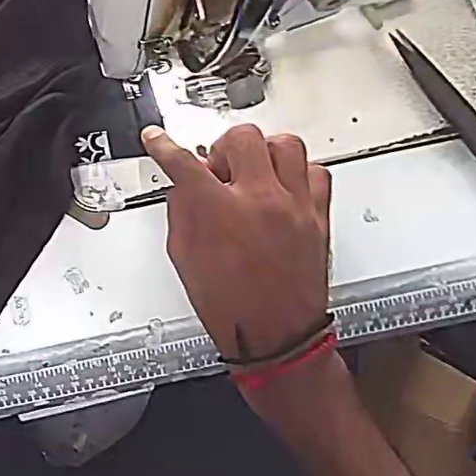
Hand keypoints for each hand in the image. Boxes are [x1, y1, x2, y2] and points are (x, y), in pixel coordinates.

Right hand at [143, 124, 331, 362]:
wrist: (278, 338)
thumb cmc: (233, 307)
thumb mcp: (185, 258)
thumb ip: (181, 213)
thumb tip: (182, 187)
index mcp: (219, 212)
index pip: (183, 162)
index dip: (163, 145)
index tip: (157, 138)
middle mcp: (260, 201)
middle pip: (242, 138)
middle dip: (223, 147)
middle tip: (218, 168)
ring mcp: (294, 206)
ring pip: (285, 144)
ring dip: (263, 151)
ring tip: (253, 169)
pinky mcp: (318, 216)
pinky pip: (316, 171)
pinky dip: (297, 172)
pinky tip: (283, 185)